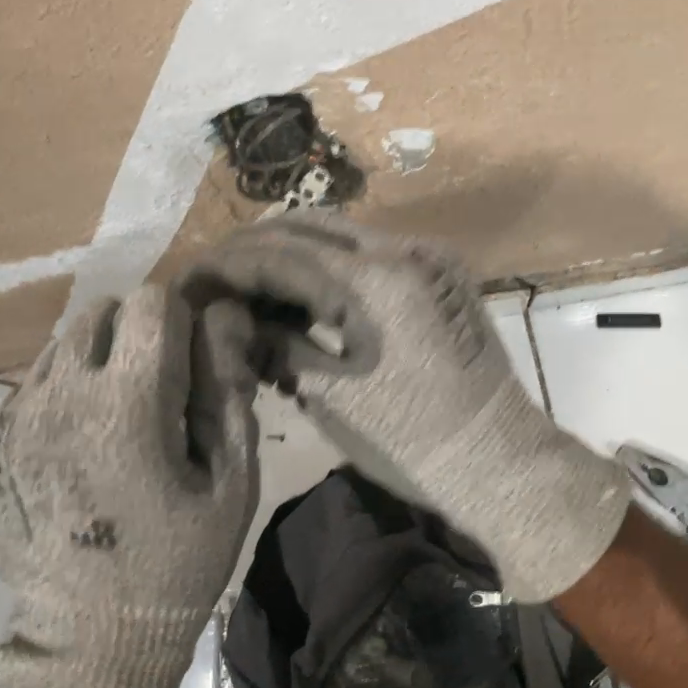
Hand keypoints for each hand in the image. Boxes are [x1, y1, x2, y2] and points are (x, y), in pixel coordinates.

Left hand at [0, 285, 259, 687]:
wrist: (91, 640)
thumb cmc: (177, 563)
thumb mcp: (231, 481)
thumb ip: (228, 388)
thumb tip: (224, 316)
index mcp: (126, 405)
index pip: (152, 302)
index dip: (181, 320)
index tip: (191, 361)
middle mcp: (60, 397)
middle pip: (100, 311)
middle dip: (135, 332)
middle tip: (156, 387)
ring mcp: (15, 420)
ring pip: (60, 344)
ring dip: (94, 359)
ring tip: (114, 417)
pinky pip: (30, 386)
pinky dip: (59, 394)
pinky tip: (77, 447)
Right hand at [185, 213, 628, 602]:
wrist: (499, 463)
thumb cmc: (410, 442)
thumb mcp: (330, 396)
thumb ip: (276, 342)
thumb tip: (230, 317)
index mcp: (372, 281)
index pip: (277, 252)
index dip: (225, 265)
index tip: (188, 281)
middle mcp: (401, 249)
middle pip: (305, 225)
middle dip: (253, 248)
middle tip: (215, 279)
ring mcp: (426, 256)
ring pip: (339, 233)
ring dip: (290, 252)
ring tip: (251, 287)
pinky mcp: (440, 272)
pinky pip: (369, 252)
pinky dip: (329, 265)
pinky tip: (303, 294)